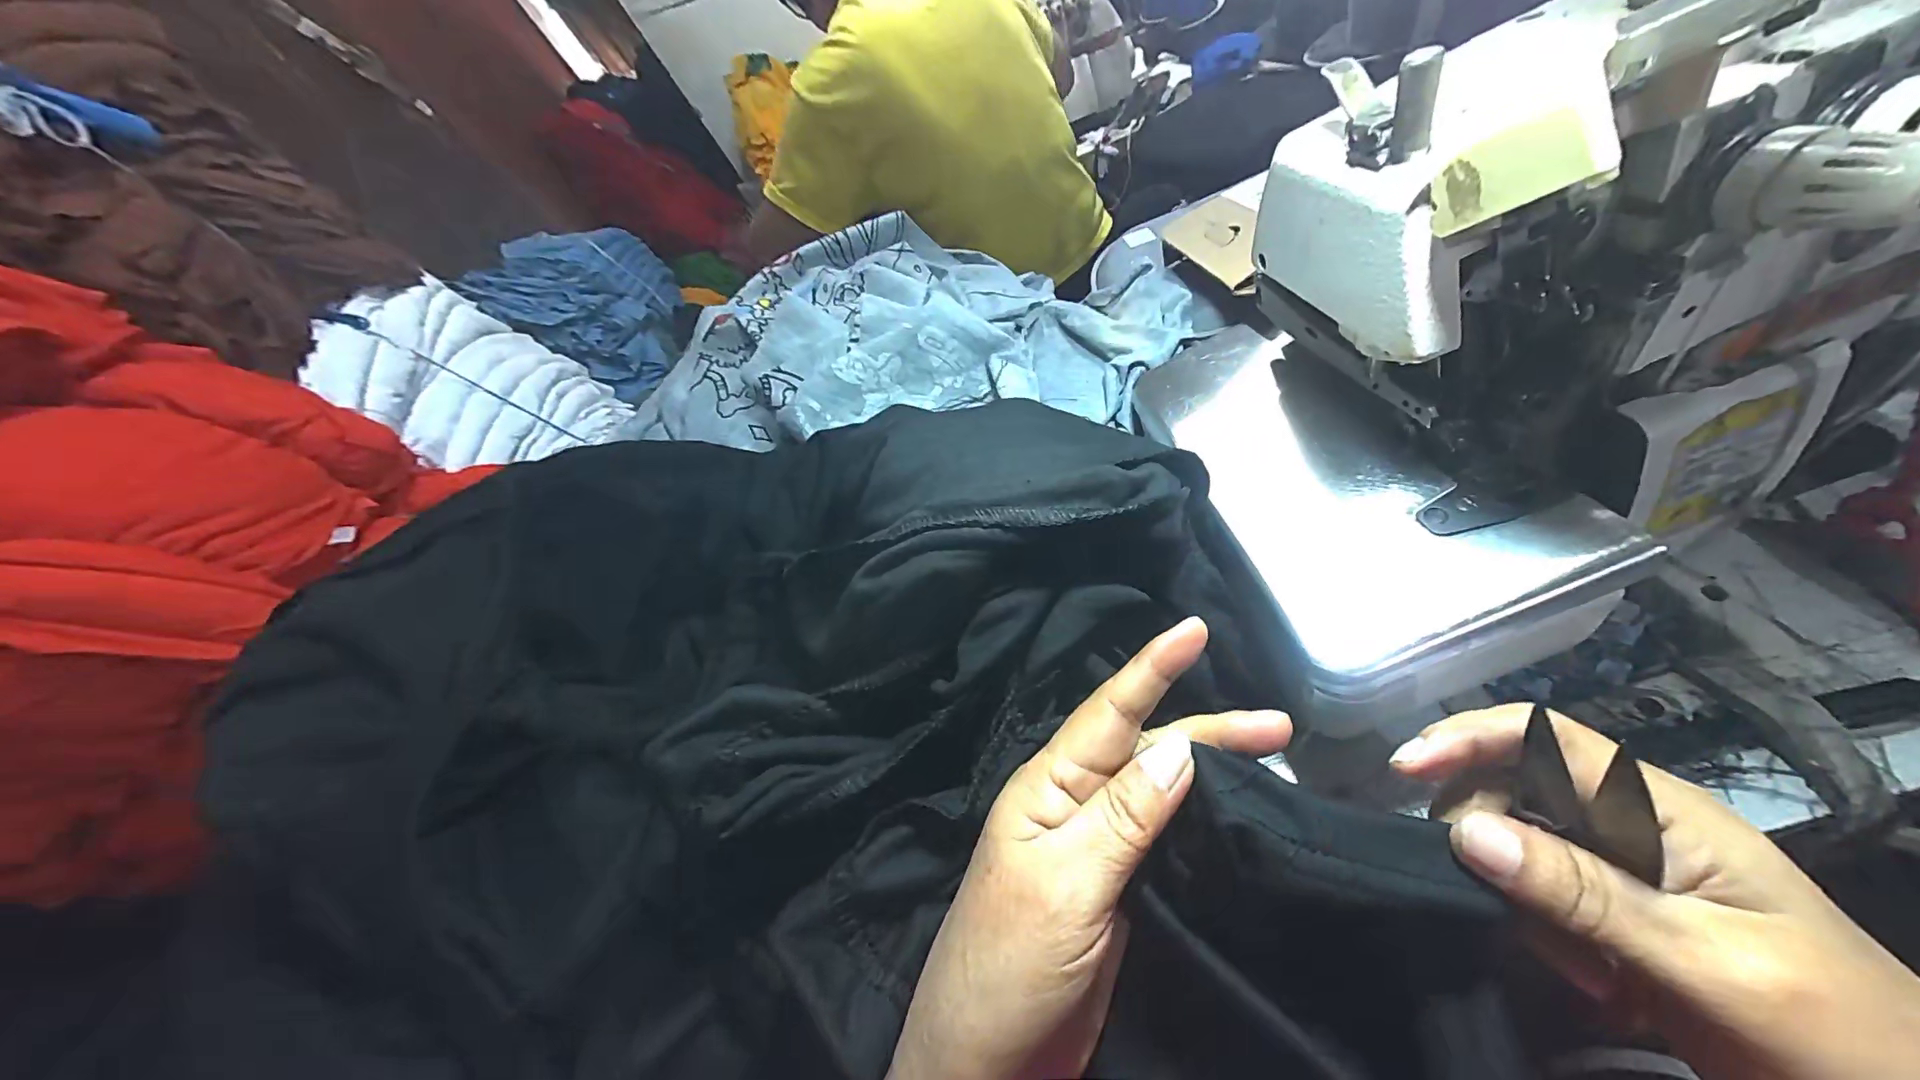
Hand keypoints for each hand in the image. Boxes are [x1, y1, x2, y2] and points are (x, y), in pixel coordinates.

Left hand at [887, 618, 1290, 1079]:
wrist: (990, 1056)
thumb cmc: (1008, 963)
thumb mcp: (1065, 884)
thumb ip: (1123, 816)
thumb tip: (1179, 747)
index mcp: (1049, 786)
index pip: (1107, 714)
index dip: (1151, 668)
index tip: (1194, 628)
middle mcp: (1075, 803)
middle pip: (1147, 748)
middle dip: (1208, 728)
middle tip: (1278, 727)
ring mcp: (1100, 845)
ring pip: (1162, 789)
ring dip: (1213, 770)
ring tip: (1273, 759)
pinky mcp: (1121, 887)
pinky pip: (1167, 837)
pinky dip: (1205, 820)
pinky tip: (1240, 814)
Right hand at [1390, 704, 1919, 1079]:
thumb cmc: (1836, 1036)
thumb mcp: (1710, 966)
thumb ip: (1585, 893)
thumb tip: (1466, 832)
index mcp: (1665, 810)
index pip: (1544, 735)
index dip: (1467, 735)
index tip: (1406, 769)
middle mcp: (1631, 820)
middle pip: (1511, 785)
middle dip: (1486, 836)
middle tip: (1494, 902)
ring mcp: (1621, 864)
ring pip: (1514, 841)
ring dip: (1518, 898)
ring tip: (1573, 968)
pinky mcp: (1610, 906)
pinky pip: (1534, 890)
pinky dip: (1536, 928)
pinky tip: (1582, 977)